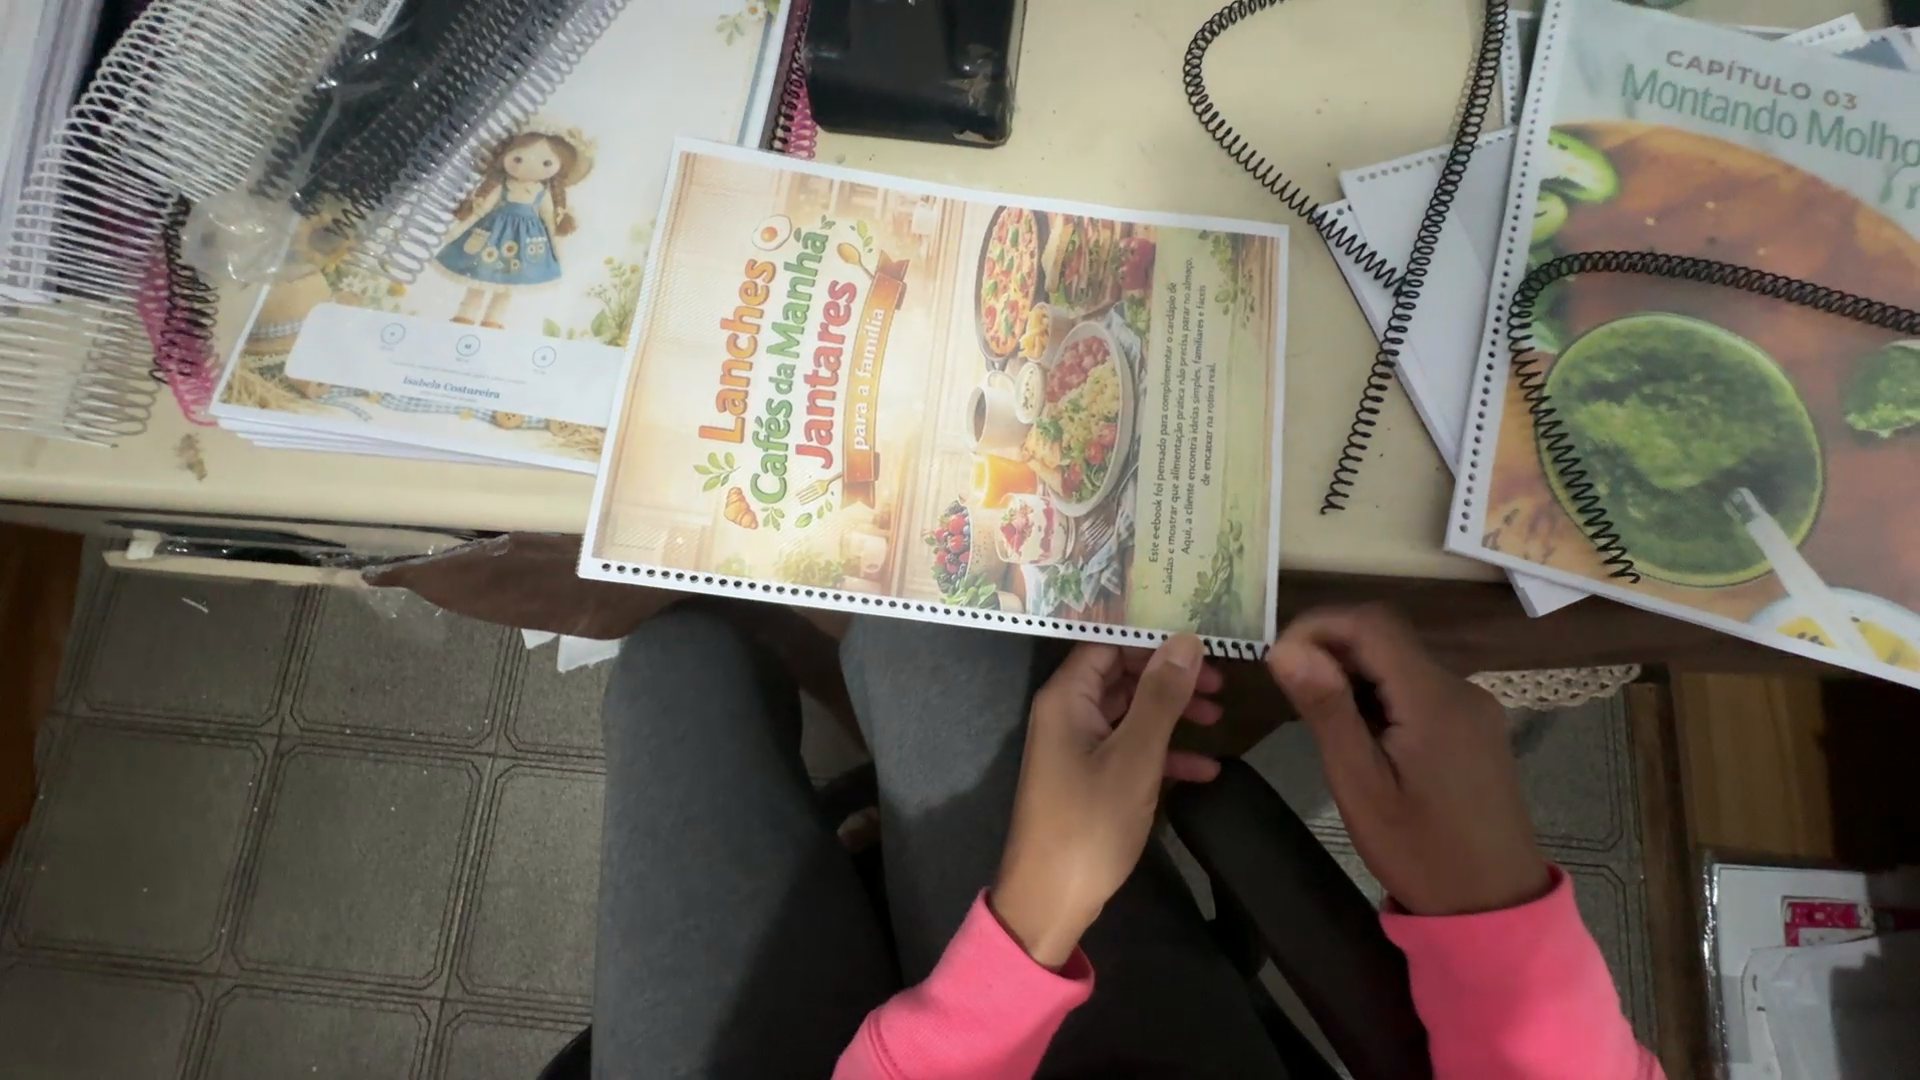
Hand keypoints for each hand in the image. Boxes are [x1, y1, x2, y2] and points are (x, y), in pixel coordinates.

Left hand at [991, 636, 1222, 966]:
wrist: (1051, 900)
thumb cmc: (1090, 822)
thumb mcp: (1135, 756)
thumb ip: (1160, 697)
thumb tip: (1184, 641)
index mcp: (1067, 697)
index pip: (1108, 645)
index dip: (1151, 641)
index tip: (1199, 644)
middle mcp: (1067, 713)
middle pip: (1121, 677)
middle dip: (1169, 677)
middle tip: (1219, 684)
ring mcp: (1076, 747)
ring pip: (1128, 714)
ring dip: (1171, 714)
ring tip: (1218, 718)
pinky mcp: (1088, 778)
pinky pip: (1128, 750)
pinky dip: (1162, 754)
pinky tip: (1206, 770)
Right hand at [1267, 606, 1550, 916]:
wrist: (1494, 910)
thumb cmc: (1418, 850)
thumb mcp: (1359, 782)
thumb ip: (1326, 709)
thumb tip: (1284, 649)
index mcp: (1434, 699)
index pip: (1371, 623)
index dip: (1317, 625)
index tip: (1279, 657)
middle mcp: (1459, 689)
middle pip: (1385, 636)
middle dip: (1329, 647)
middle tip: (1290, 689)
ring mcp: (1470, 707)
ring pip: (1398, 660)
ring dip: (1350, 670)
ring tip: (1318, 714)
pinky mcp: (1470, 725)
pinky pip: (1414, 685)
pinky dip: (1375, 690)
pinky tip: (1356, 730)